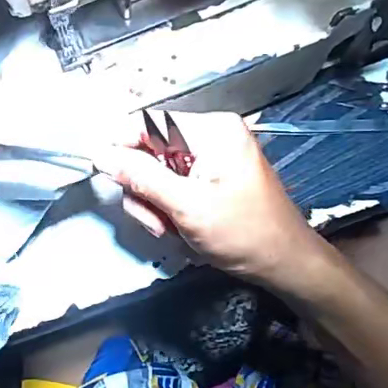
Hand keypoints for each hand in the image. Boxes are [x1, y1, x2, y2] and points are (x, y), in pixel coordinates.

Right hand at [91, 111, 330, 291]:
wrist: (284, 263)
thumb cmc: (246, 234)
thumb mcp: (186, 206)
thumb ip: (141, 177)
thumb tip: (103, 156)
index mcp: (212, 130)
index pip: (148, 124)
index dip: (122, 148)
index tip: (106, 174)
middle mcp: (211, 135)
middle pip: (149, 151)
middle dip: (146, 189)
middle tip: (157, 221)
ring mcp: (211, 156)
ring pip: (156, 171)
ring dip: (155, 204)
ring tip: (172, 228)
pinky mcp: (210, 175)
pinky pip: (172, 183)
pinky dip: (169, 207)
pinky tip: (182, 225)